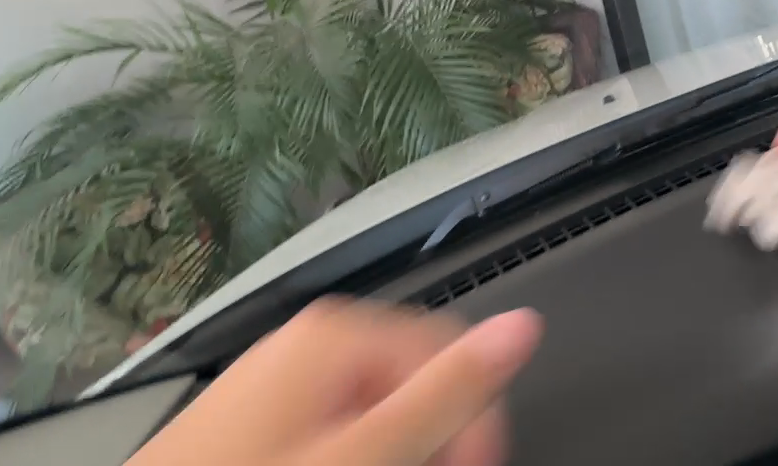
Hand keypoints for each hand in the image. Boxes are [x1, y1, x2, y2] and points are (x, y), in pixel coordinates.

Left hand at [127, 298, 542, 465]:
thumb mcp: (361, 456)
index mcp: (337, 331)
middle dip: (428, 440)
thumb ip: (449, 390)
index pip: (449, 350)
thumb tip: (526, 324)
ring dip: (392, 453)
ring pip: (370, 411)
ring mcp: (274, 378)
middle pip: (409, 382)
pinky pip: (329, 428)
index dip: (473, 418)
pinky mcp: (251, 419)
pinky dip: (350, 456)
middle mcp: (307, 340)